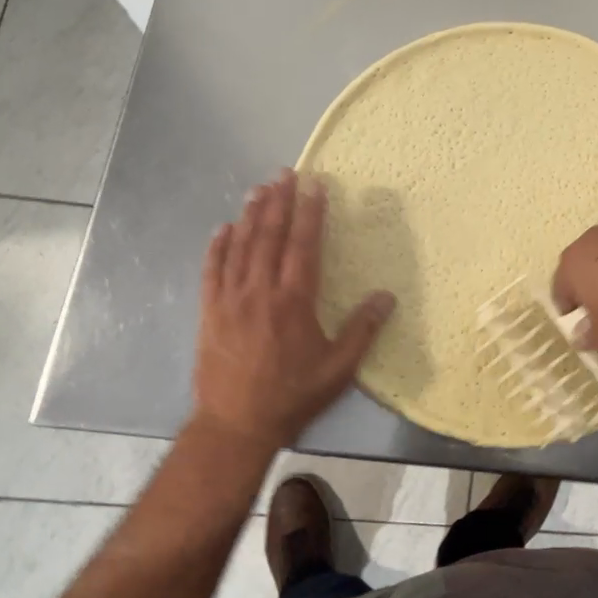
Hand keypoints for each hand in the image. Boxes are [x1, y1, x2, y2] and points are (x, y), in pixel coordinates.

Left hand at [191, 169, 394, 447]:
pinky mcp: (209, 312)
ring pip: (240, 246)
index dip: (311, 212)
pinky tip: (223, 228)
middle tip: (285, 172)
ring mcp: (230, 299)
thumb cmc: (293, 395)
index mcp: (294, 300)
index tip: (316, 185)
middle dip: (279, 201)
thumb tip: (387, 296)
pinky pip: (212, 270)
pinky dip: (218, 246)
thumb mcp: (339, 368)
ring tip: (259, 188)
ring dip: (250, 215)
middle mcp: (260, 291)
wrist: (236, 424)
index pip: (304, 244)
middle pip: (269, 236)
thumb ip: (363, 329)